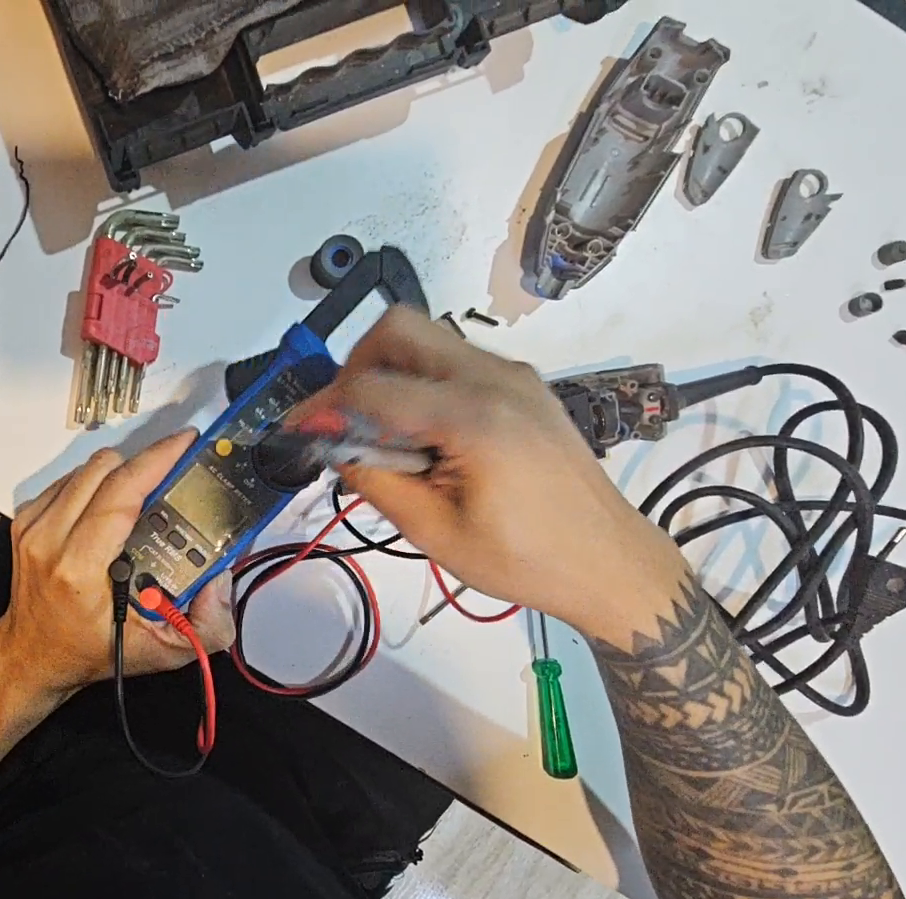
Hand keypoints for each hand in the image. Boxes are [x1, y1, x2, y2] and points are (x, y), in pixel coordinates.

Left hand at [0, 431, 235, 700]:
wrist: (35, 654)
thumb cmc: (92, 650)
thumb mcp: (161, 651)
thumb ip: (207, 624)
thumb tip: (221, 576)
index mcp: (77, 568)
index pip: (120, 493)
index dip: (156, 460)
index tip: (186, 443)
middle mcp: (49, 540)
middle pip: (104, 469)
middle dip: (147, 462)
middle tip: (177, 471)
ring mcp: (33, 526)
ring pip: (87, 469)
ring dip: (123, 472)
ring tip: (147, 493)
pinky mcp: (27, 520)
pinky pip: (70, 479)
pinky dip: (97, 484)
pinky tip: (112, 507)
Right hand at [295, 308, 688, 642]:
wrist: (610, 563)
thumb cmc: (523, 560)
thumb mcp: (434, 532)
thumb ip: (376, 480)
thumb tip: (332, 447)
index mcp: (473, 417)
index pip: (371, 387)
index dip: (322, 406)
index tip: (294, 430)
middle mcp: (494, 378)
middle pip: (398, 329)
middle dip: (354, 367)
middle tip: (343, 420)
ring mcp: (513, 376)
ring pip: (426, 338)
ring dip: (386, 372)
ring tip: (379, 432)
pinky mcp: (521, 386)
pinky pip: (452, 360)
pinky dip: (417, 382)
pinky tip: (419, 434)